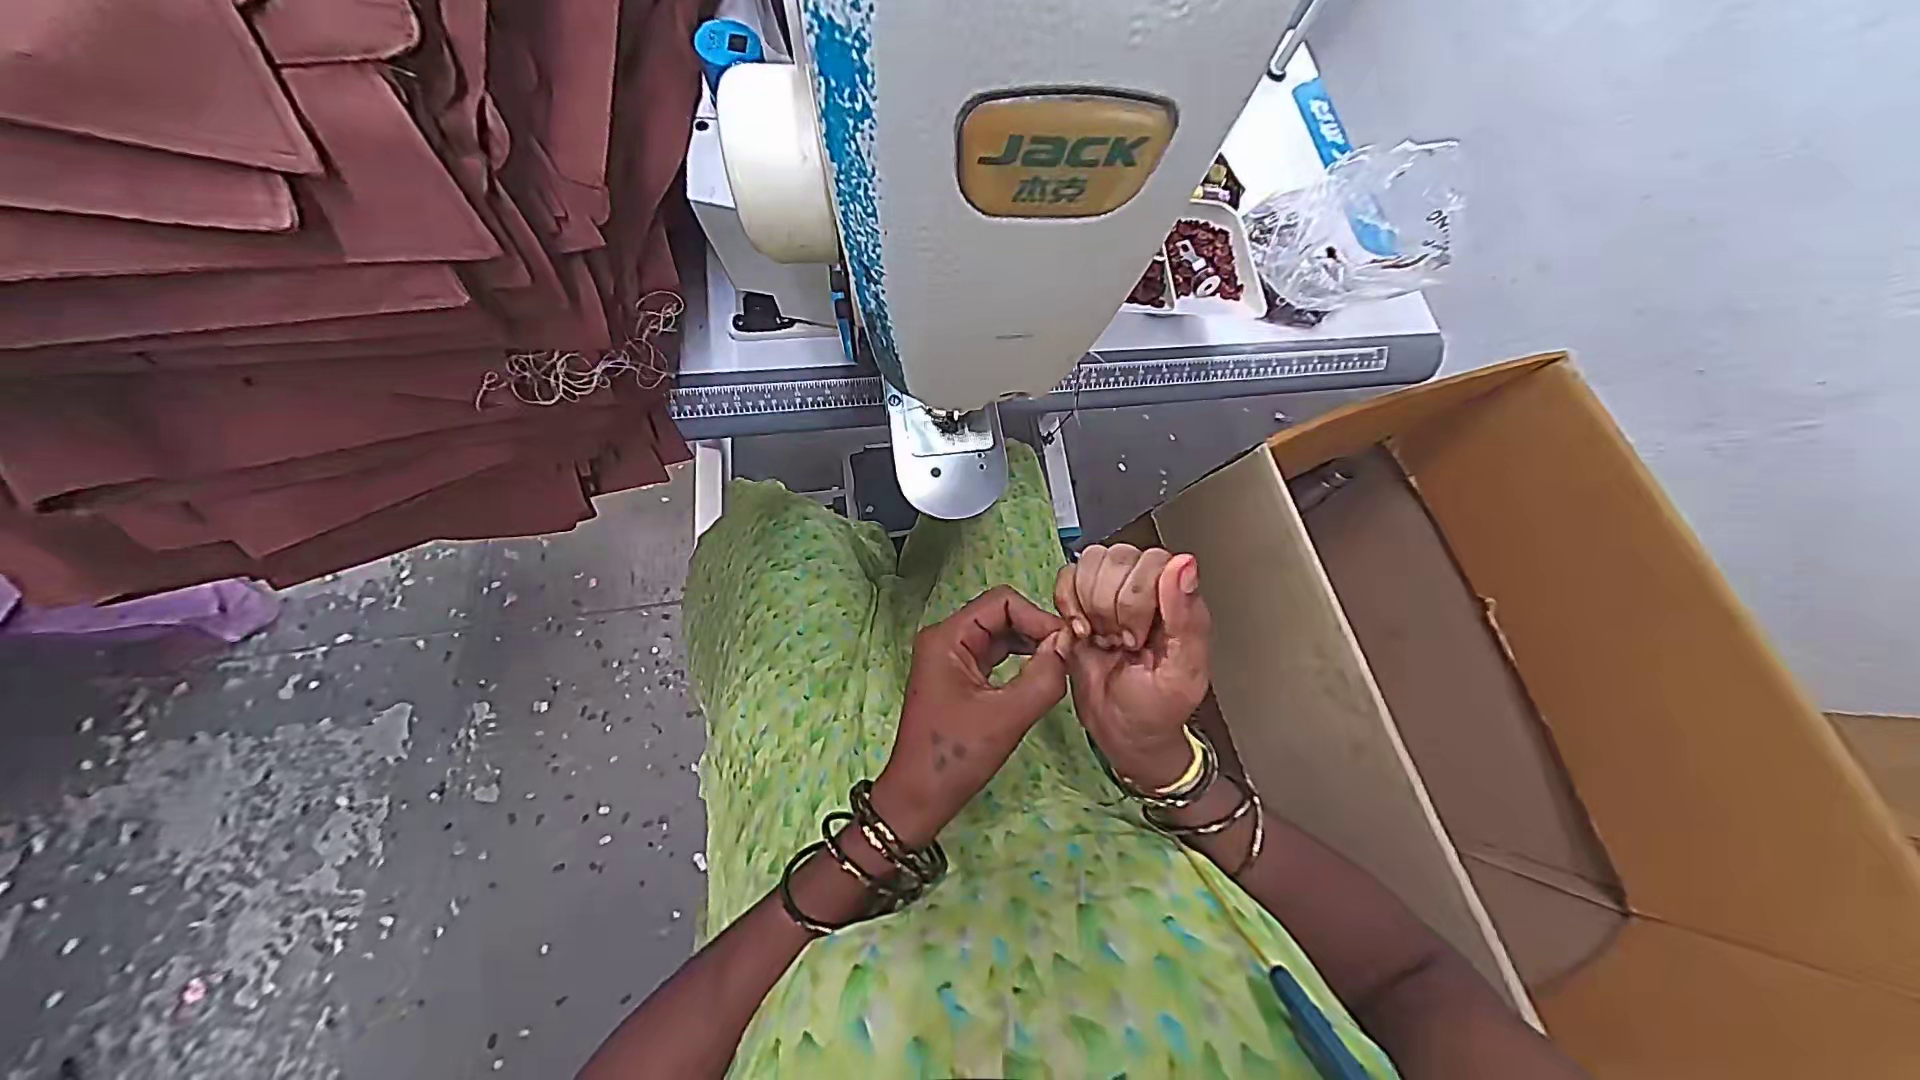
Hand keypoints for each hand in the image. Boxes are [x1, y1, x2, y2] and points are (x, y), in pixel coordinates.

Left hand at [869, 586, 1071, 846]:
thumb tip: (1069, 644)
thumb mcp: (1007, 716)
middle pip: (1001, 614)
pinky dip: (1020, 661)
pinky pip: (994, 655)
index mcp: (947, 637)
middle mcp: (946, 638)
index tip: (1068, 644)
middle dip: (1037, 629)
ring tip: (1061, 665)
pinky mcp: (958, 676)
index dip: (1038, 617)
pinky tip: (1041, 675)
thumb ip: (1044, 677)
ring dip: (1031, 645)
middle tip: (1069, 655)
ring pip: (1000, 634)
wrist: (917, 798)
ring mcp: (950, 657)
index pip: (1002, 602)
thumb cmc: (955, 757)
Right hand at [1055, 546, 1211, 789]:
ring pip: (1089, 562)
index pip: (1151, 561)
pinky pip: (1066, 576)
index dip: (1135, 598)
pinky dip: (1066, 604)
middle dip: (1109, 606)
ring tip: (1100, 637)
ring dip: (1087, 605)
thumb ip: (1187, 617)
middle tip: (1117, 643)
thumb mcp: (1182, 672)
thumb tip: (1186, 564)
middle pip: (1116, 558)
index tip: (1134, 639)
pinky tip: (1079, 631)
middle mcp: (1144, 583)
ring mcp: (1109, 588)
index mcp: (1177, 595)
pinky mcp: (1079, 599)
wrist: (1121, 730)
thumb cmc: (1158, 706)